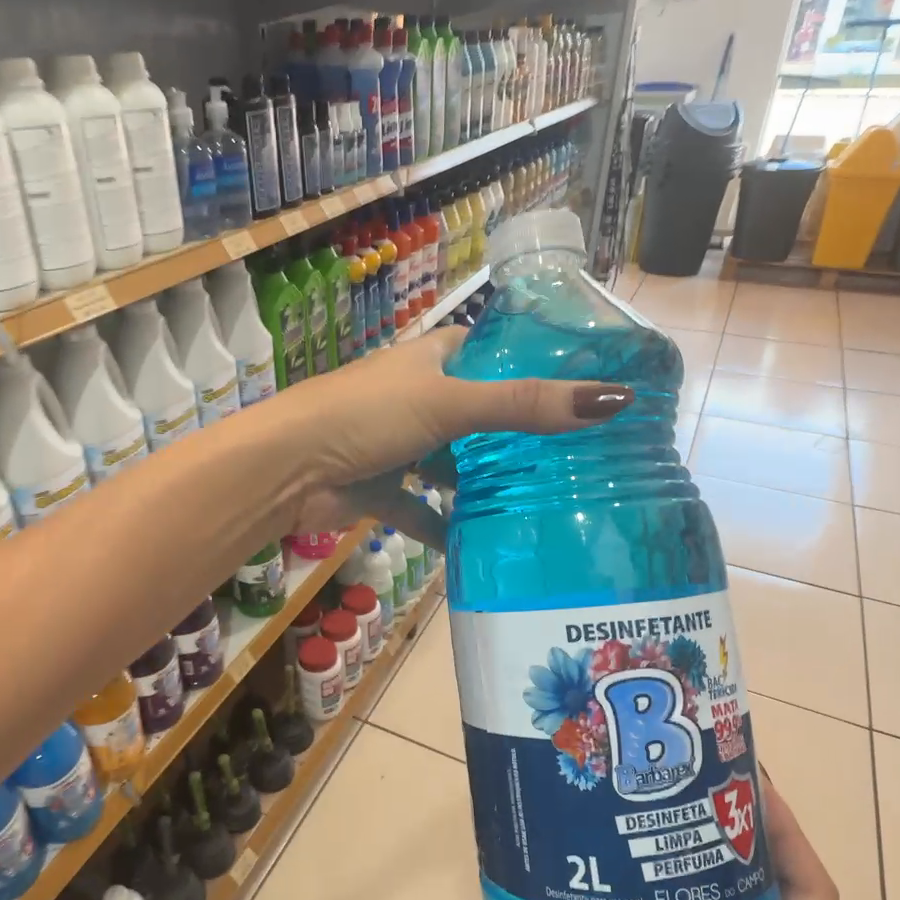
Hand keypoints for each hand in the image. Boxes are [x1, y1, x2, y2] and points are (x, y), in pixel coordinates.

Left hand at [270, 327, 632, 541]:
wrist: (285, 469)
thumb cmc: (365, 418)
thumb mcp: (451, 405)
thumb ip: (525, 407)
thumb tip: (614, 401)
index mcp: (428, 363)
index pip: (485, 351)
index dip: (525, 362)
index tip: (578, 386)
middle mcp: (414, 400)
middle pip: (475, 413)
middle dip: (515, 434)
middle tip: (576, 457)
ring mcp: (396, 447)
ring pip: (450, 465)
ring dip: (482, 484)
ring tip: (543, 503)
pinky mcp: (380, 491)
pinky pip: (422, 511)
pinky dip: (445, 528)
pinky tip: (482, 548)